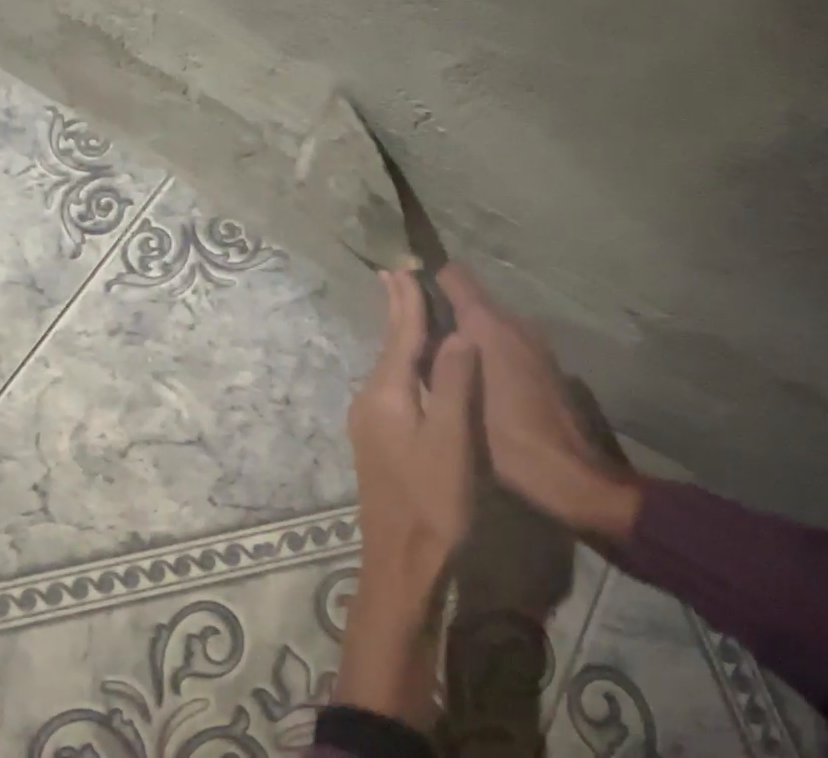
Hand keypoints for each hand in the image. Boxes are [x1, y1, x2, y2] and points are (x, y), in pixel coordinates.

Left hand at [348, 269, 479, 591]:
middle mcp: (370, 401)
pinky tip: (414, 365)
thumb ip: (455, 384)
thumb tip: (457, 334)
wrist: (401, 560)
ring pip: (390, 367)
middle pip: (389, 347)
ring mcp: (369, 423)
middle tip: (395, 274)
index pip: (401, 336)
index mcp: (386, 394)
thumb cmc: (433, 500)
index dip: (407, 301)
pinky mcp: (377, 441)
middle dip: (397, 311)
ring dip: (400, 336)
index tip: (403, 266)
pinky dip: (404, 364)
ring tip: (407, 307)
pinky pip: (392, 387)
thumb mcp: (452, 441)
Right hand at [435, 264, 641, 539]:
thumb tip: (411, 330)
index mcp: (487, 325)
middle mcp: (513, 323)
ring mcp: (534, 342)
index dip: (425, 278)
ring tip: (437, 363)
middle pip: (470, 299)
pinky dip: (485, 351)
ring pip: (488, 323)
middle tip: (413, 338)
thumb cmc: (504, 440)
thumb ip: (432, 359)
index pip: (453, 275)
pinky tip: (471, 381)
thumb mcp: (452, 399)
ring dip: (464, 334)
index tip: (400, 292)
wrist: (569, 474)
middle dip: (441, 312)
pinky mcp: (545, 363)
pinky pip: (505, 342)